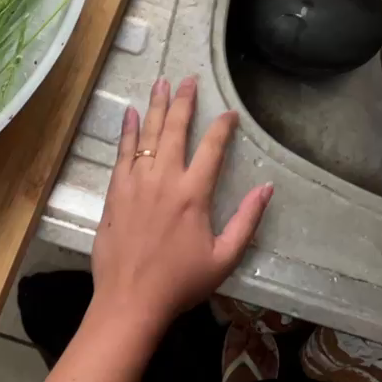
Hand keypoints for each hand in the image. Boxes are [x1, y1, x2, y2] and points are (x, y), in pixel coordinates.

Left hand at [91, 77, 272, 332]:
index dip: (223, 127)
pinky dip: (127, 131)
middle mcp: (164, 180)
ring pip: (148, 135)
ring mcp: (136, 183)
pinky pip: (122, 153)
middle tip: (188, 79)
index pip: (212, 148)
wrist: (130, 303)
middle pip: (176, 130)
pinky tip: (131, 113)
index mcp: (193, 194)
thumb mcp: (224, 258)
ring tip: (161, 83)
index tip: (230, 112)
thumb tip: (267, 188)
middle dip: (184, 102)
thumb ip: (247, 220)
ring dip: (157, 107)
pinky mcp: (115, 192)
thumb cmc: (180, 283)